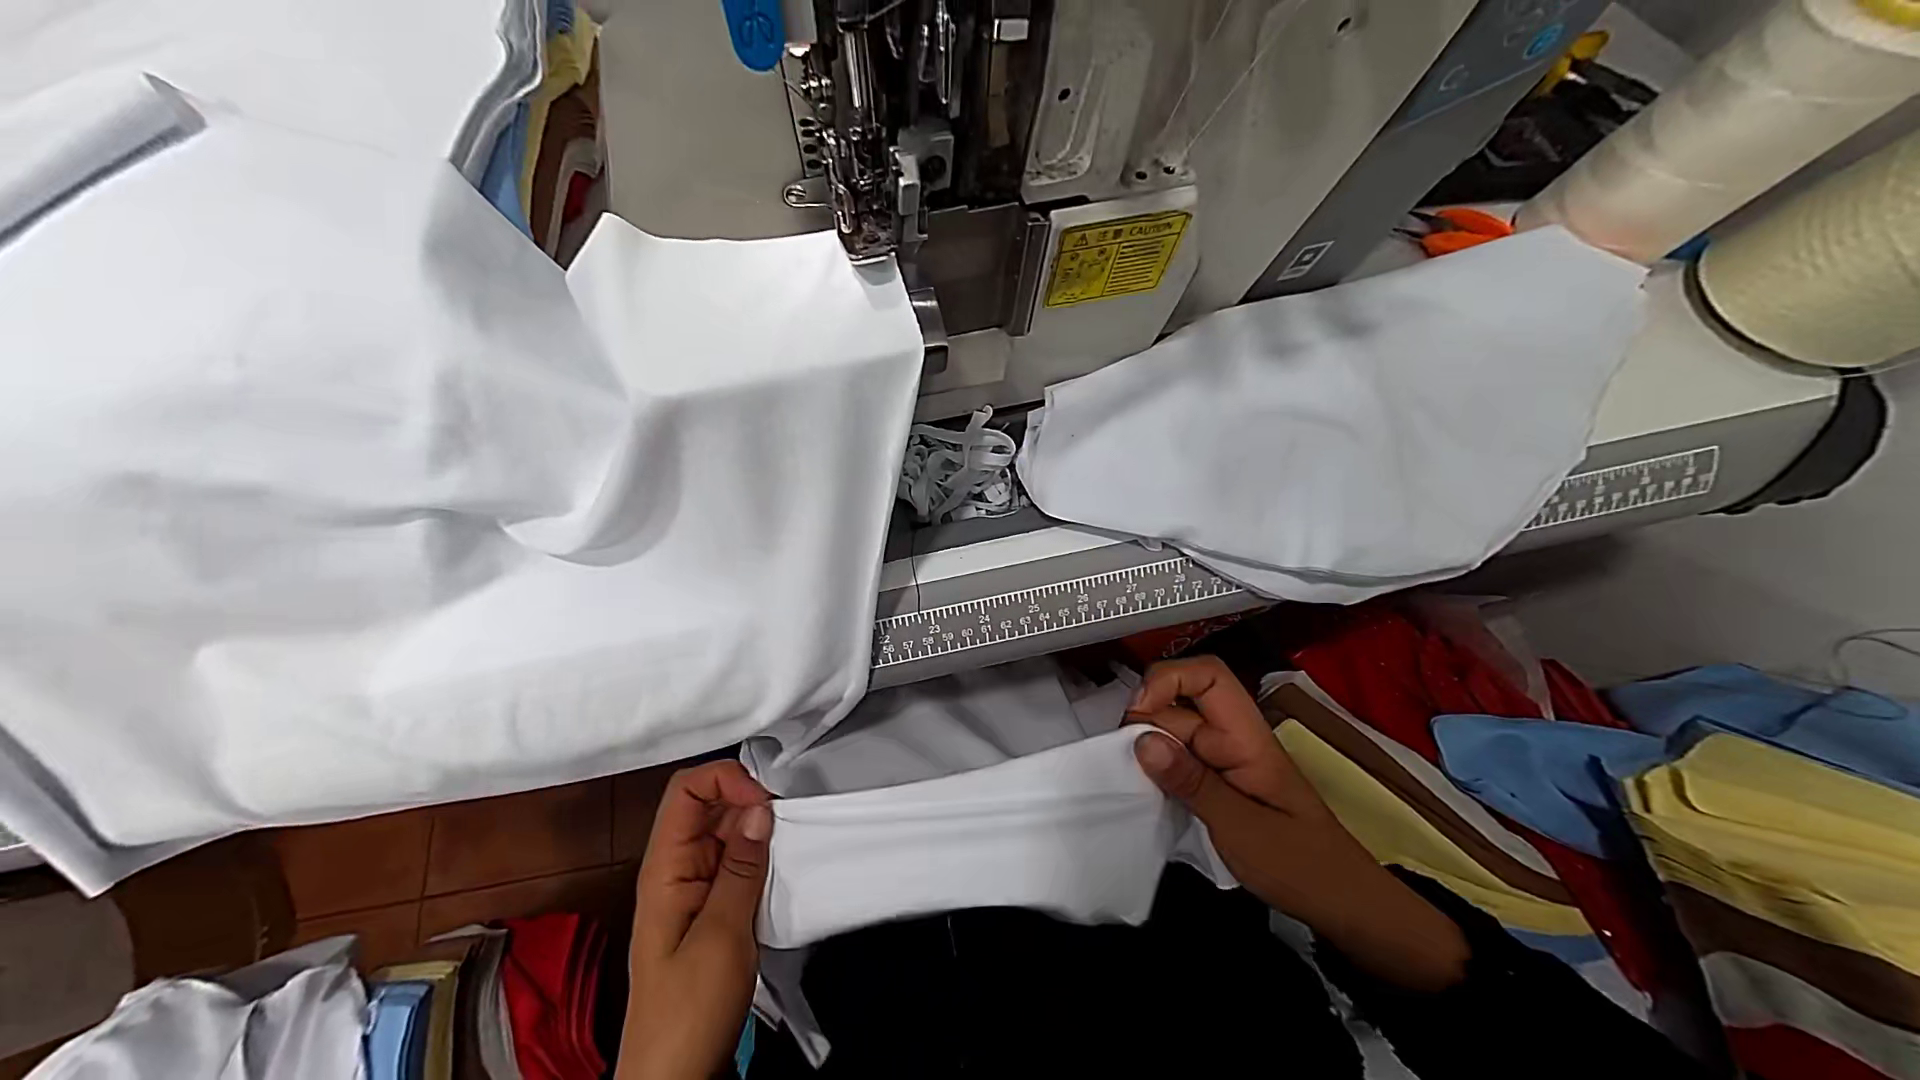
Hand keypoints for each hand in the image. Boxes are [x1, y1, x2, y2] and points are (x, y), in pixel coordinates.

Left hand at [619, 762, 772, 1079]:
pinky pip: (735, 860)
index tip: (765, 802)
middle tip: (784, 820)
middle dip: (747, 798)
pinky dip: (758, 853)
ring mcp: (693, 887)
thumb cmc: (686, 1015)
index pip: (686, 791)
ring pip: (724, 830)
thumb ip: (741, 868)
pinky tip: (778, 865)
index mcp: (664, 869)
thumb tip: (759, 810)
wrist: (673, 1078)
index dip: (726, 781)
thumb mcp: (720, 936)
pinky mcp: (711, 906)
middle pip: (706, 804)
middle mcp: (675, 869)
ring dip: (756, 827)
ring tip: (786, 842)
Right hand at [1129, 656, 1468, 991]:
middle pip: (1179, 703)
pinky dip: (1154, 768)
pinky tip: (1143, 789)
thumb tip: (1143, 739)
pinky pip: (1175, 760)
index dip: (1168, 679)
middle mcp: (1231, 737)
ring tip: (1131, 779)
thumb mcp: (1243, 828)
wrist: (1342, 905)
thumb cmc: (1303, 865)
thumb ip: (1192, 782)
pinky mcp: (1212, 780)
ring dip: (1146, 747)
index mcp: (1248, 736)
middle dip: (1145, 720)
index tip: (1137, 714)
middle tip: (1125, 760)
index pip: (1208, 676)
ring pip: (1171, 731)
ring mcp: (1221, 758)